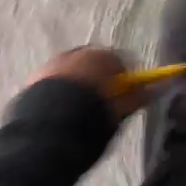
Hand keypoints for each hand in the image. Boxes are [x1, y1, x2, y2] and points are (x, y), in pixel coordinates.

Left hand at [27, 47, 147, 118]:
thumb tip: (153, 90)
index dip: (124, 79)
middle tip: (101, 103)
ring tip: (77, 111)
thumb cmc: (88, 119)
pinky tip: (59, 113)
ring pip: (71, 72)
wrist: (43, 132)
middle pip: (93, 62)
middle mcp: (76, 53)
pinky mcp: (32, 79)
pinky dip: (58, 92)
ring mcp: (52, 64)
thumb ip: (135, 98)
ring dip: (77, 84)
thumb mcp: (116, 112)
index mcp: (100, 56)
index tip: (126, 97)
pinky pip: (52, 82)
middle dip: (98, 78)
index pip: (120, 61)